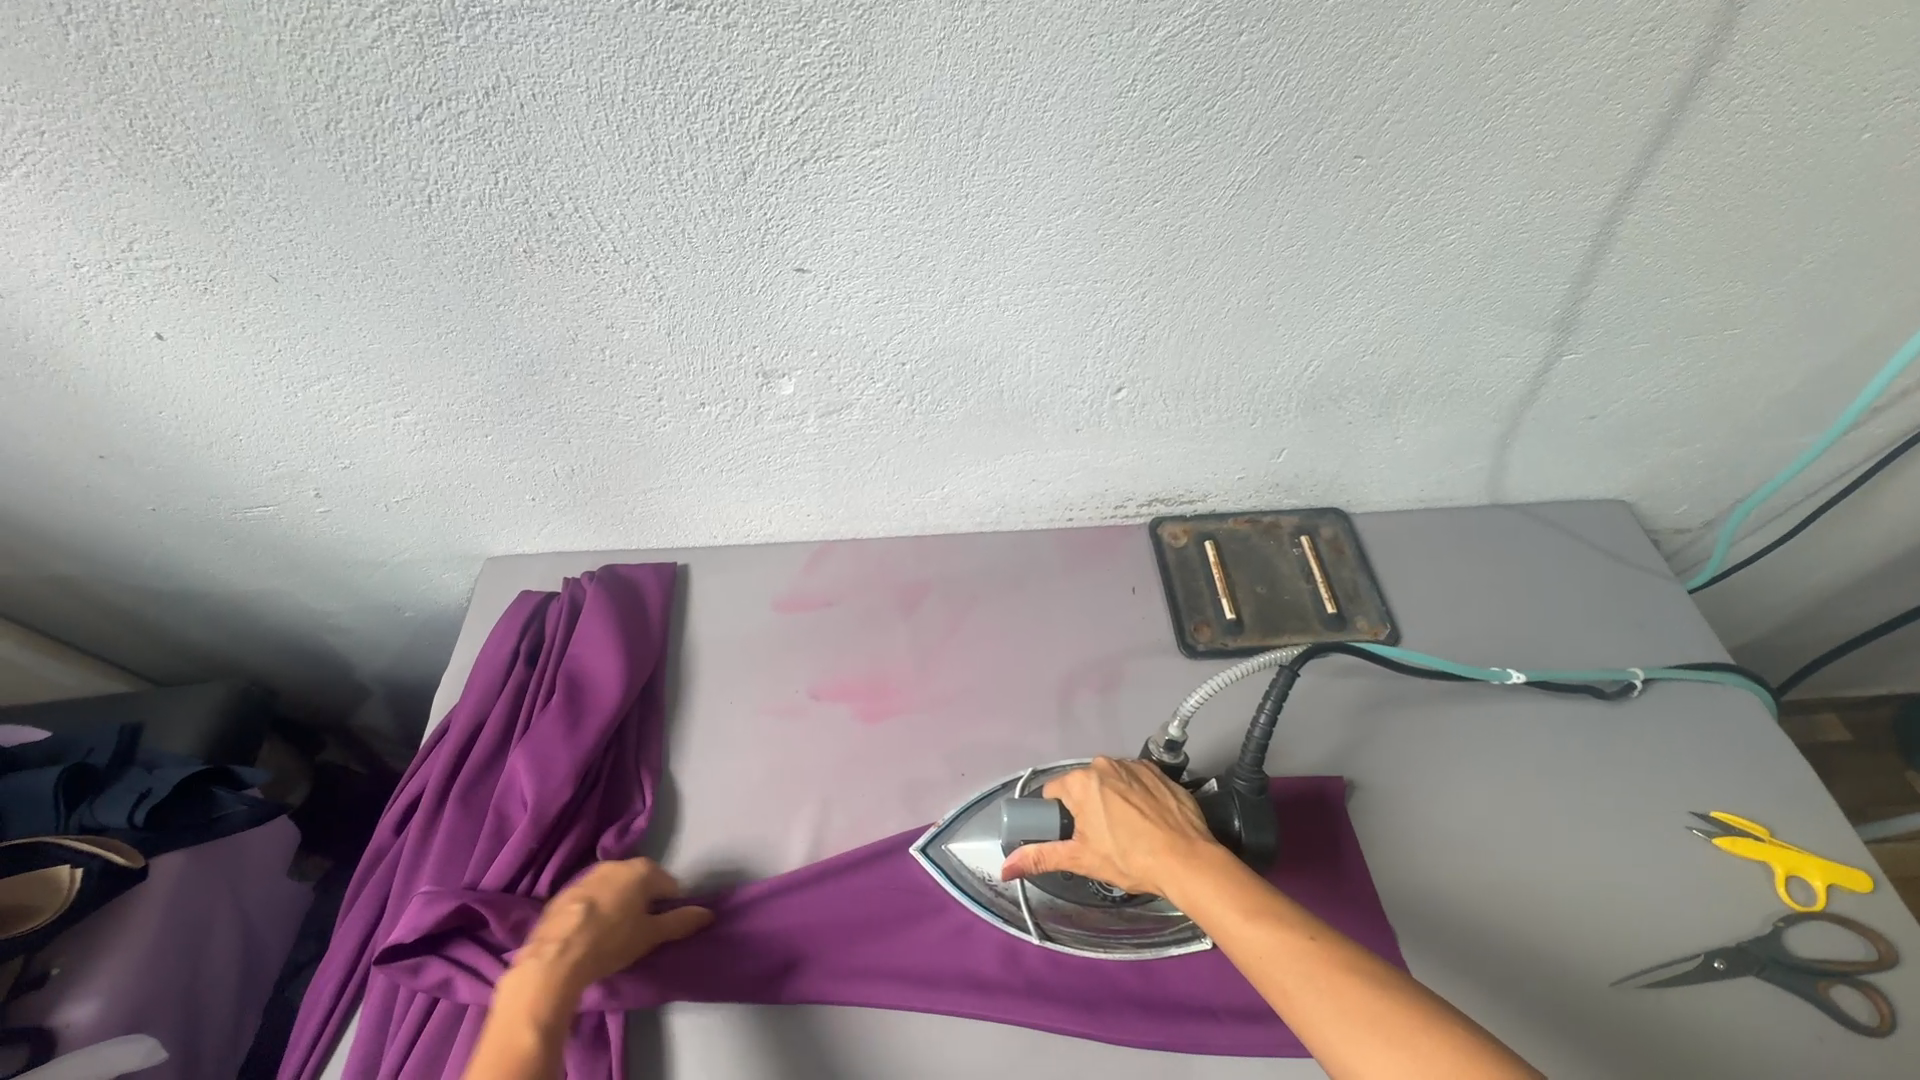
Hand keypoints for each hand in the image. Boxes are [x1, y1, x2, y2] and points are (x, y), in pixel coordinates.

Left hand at [512, 857, 713, 989]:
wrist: (553, 959)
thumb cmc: (611, 941)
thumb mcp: (651, 935)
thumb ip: (681, 921)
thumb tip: (708, 913)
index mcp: (641, 869)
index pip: (669, 885)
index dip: (669, 906)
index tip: (660, 928)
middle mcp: (615, 864)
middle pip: (640, 882)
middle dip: (643, 902)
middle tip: (638, 932)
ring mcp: (586, 877)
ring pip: (613, 888)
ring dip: (617, 904)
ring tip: (612, 935)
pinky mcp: (562, 894)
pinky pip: (588, 899)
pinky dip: (594, 911)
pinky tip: (588, 935)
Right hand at [999, 756, 1223, 896]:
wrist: (1187, 859)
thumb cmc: (1130, 858)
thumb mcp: (1082, 859)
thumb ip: (1041, 857)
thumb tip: (1005, 868)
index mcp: (1081, 781)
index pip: (1055, 793)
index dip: (1059, 816)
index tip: (1073, 836)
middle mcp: (1105, 764)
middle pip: (1083, 786)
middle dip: (1087, 808)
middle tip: (1101, 838)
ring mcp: (1134, 765)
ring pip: (1111, 782)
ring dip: (1112, 800)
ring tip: (1128, 831)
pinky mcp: (1159, 772)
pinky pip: (1136, 781)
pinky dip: (1137, 796)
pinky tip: (1147, 821)